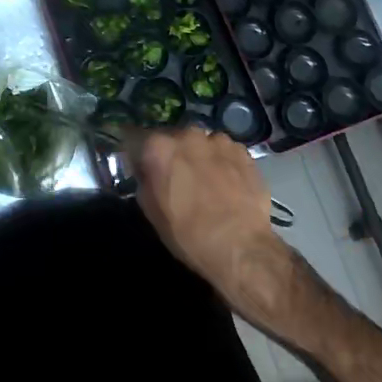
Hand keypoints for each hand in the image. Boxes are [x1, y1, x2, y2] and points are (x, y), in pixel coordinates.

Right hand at [126, 128, 293, 317]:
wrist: (240, 247)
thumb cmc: (188, 234)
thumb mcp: (152, 211)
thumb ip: (145, 181)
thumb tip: (147, 171)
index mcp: (159, 147)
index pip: (137, 138)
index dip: (139, 153)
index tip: (142, 165)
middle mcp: (188, 135)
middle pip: (173, 138)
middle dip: (173, 153)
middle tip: (177, 177)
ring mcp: (219, 141)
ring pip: (202, 144)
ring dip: (200, 156)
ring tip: (207, 182)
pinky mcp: (244, 151)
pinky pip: (226, 152)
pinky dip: (223, 163)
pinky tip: (228, 185)